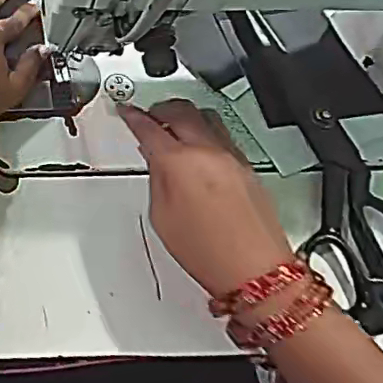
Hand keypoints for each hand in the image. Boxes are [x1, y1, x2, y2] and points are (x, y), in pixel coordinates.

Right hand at [119, 100, 296, 295]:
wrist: (256, 272)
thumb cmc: (210, 252)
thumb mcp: (161, 215)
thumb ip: (157, 178)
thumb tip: (157, 161)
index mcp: (180, 162)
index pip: (148, 127)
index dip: (132, 116)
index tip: (126, 111)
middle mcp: (208, 152)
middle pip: (179, 111)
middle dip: (158, 110)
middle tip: (146, 115)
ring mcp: (232, 157)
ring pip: (205, 116)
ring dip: (184, 116)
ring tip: (172, 126)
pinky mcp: (248, 166)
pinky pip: (222, 134)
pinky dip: (203, 131)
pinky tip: (196, 146)